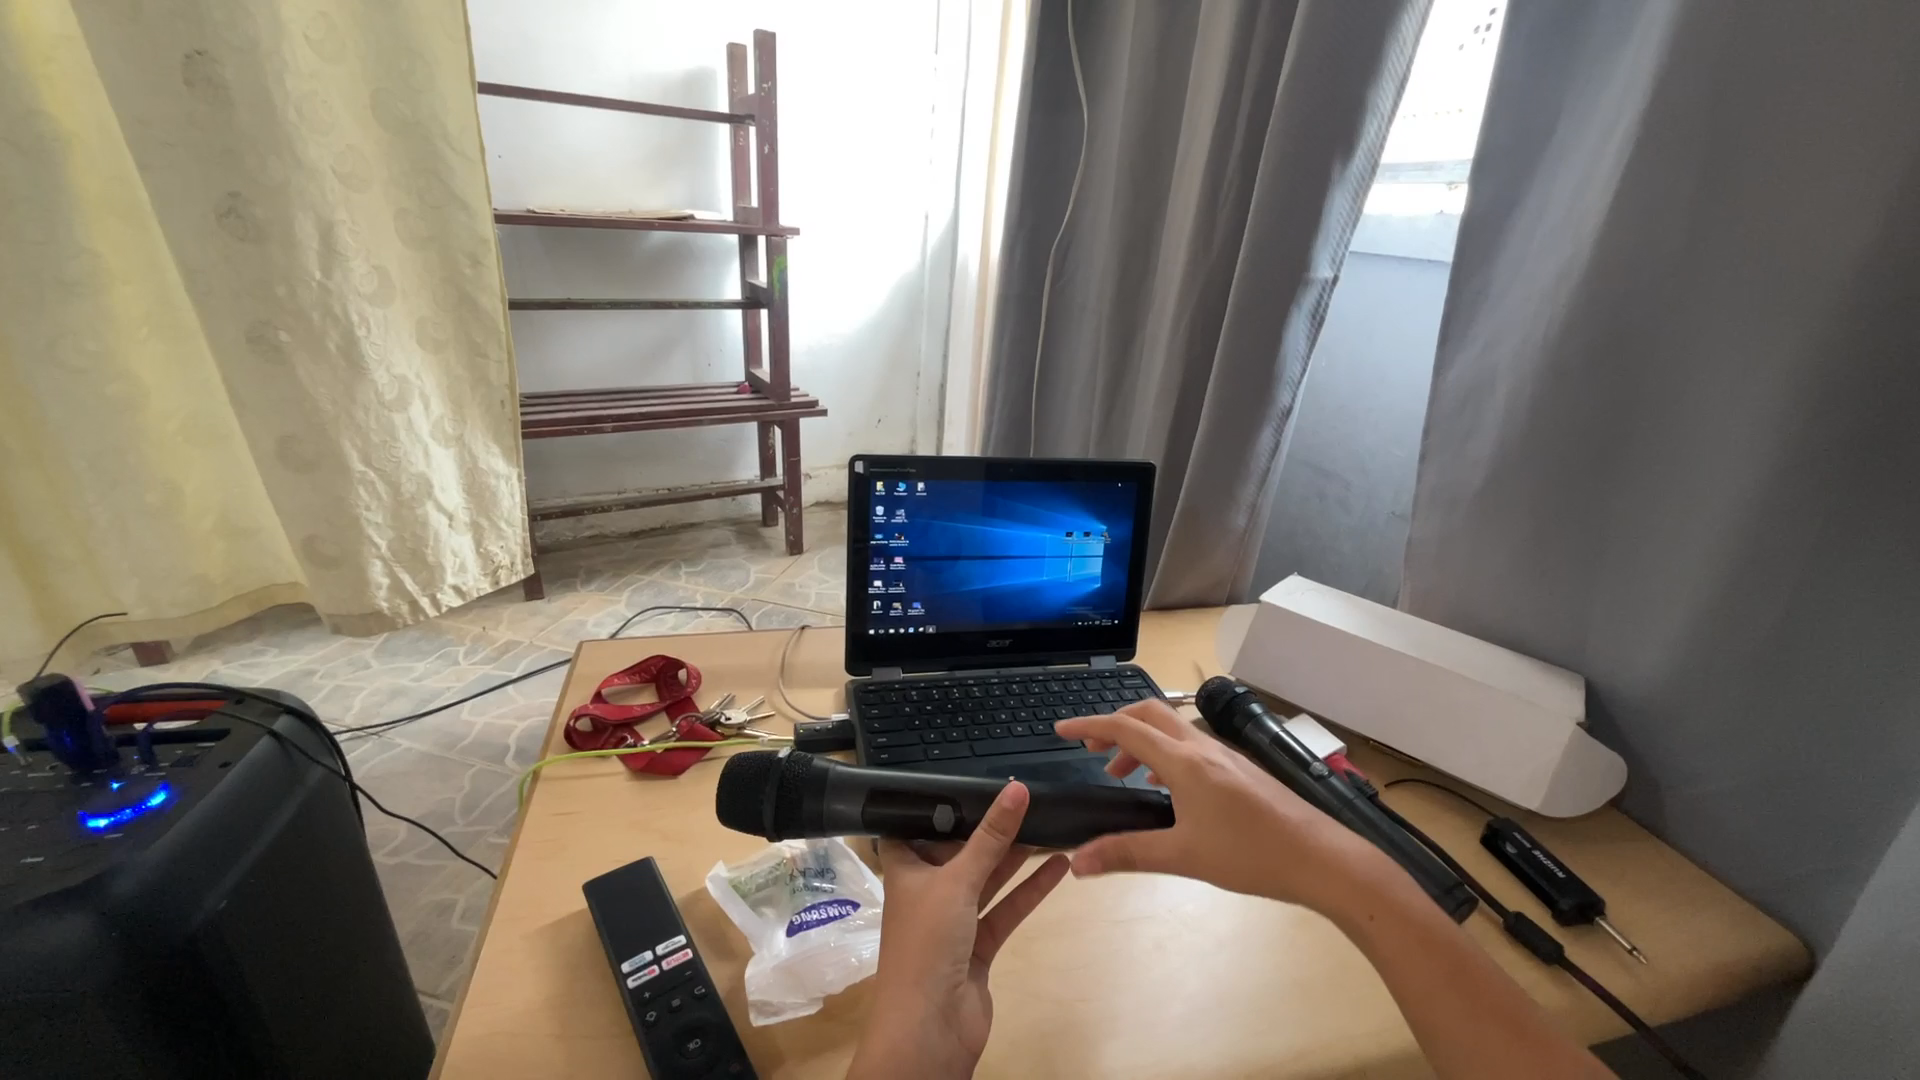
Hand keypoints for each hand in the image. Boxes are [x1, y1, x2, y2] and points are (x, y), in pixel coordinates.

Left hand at [846, 782, 1070, 1079]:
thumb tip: (1017, 788)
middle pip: (959, 850)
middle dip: (989, 828)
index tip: (969, 779)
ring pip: (987, 879)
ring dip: (1014, 856)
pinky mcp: (978, 947)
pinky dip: (1029, 889)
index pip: (915, 826)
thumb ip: (991, 837)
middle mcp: (927, 890)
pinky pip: (1005, 909)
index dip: (938, 805)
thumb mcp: (957, 880)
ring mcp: (954, 920)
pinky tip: (1057, 866)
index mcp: (905, 869)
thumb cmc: (926, 943)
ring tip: (1047, 823)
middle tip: (1023, 796)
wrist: (929, 1030)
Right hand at [1055, 700, 1391, 912]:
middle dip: (1115, 724)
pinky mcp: (1238, 769)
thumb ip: (1127, 853)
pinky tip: (1165, 788)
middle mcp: (1201, 747)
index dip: (1089, 725)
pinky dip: (1163, 753)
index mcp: (1184, 761)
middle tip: (1090, 748)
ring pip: (1171, 728)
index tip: (1061, 729)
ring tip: (1121, 773)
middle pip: (1148, 714)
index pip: (1125, 728)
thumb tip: (1078, 862)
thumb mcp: (1183, 857)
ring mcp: (1224, 755)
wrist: (1322, 858)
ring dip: (1140, 740)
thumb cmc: (1250, 855)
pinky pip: (1189, 745)